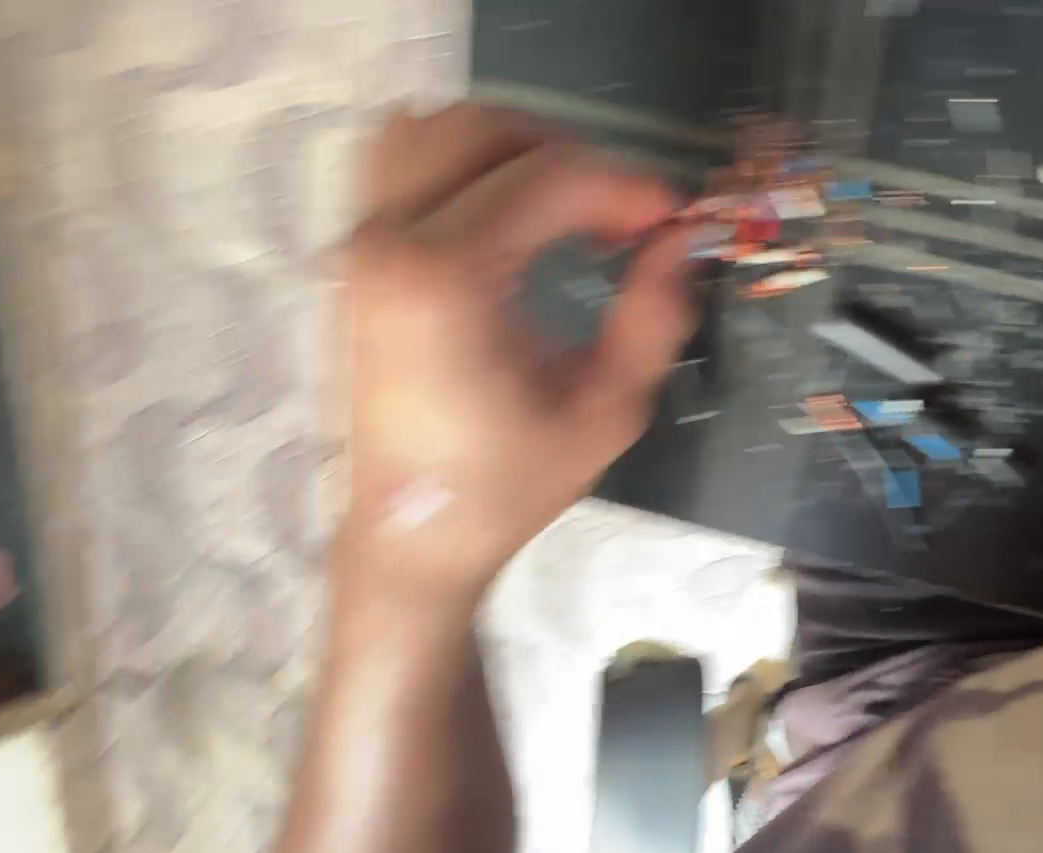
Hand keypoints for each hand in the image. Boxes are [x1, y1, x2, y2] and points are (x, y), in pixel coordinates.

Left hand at [338, 104, 693, 601]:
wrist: (418, 532)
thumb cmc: (514, 483)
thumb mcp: (608, 410)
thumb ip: (653, 318)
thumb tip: (682, 245)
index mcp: (448, 281)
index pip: (548, 179)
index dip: (626, 187)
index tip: (675, 222)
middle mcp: (389, 241)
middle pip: (484, 129)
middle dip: (574, 158)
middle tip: (627, 218)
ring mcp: (361, 244)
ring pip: (434, 132)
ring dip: (519, 154)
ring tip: (575, 212)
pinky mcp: (359, 259)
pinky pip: (405, 166)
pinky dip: (468, 168)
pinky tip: (513, 220)